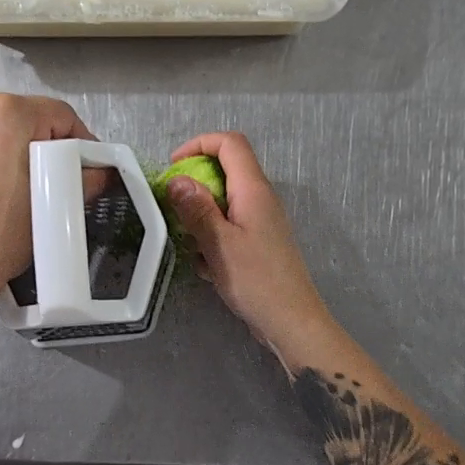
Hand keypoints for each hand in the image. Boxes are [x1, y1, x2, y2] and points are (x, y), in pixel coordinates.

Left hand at [0, 93, 96, 308]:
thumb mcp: (52, 207)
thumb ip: (82, 179)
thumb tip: (94, 172)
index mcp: (4, 114)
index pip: (58, 114)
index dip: (79, 140)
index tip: (85, 161)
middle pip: (22, 117)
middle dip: (41, 146)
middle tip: (54, 181)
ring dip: (10, 150)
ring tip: (17, 191)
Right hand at [165, 132, 334, 355]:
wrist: (291, 321)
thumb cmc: (257, 281)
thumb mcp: (219, 244)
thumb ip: (197, 209)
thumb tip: (176, 180)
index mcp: (253, 190)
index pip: (230, 144)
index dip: (199, 144)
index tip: (173, 167)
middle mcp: (260, 199)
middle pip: (224, 172)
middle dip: (194, 188)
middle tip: (173, 211)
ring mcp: (260, 222)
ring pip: (222, 204)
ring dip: (200, 220)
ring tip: (191, 247)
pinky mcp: (258, 244)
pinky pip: (228, 229)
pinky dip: (212, 241)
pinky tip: (207, 268)